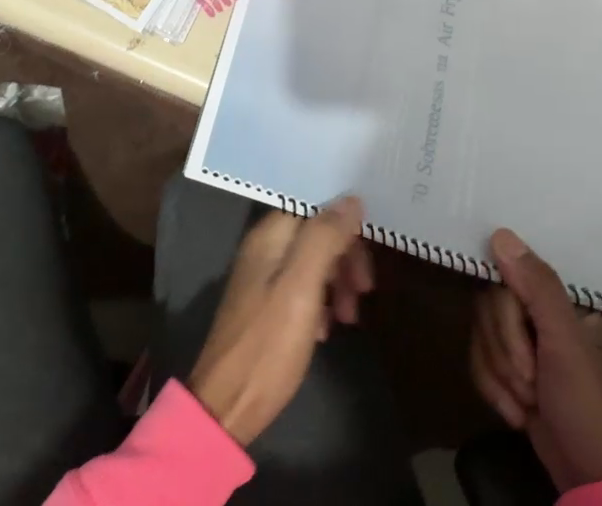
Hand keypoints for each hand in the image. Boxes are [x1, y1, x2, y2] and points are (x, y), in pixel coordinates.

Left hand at [187, 197, 372, 444]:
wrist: (230, 401)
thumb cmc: (268, 342)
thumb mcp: (301, 287)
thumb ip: (323, 239)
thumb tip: (351, 199)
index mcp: (268, 238)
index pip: (313, 206)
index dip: (344, 222)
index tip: (370, 249)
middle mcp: (263, 250)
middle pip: (315, 235)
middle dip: (345, 257)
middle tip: (365, 290)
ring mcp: (263, 279)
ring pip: (312, 264)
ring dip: (337, 284)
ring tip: (349, 318)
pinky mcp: (267, 307)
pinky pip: (303, 291)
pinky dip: (321, 304)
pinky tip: (327, 330)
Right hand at [470, 228, 601, 490]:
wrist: (597, 481)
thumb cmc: (594, 410)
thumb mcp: (569, 348)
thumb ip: (538, 289)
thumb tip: (501, 233)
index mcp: (570, 306)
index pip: (510, 282)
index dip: (506, 319)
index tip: (525, 350)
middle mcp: (548, 319)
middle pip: (490, 309)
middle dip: (504, 354)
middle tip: (532, 383)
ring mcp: (531, 347)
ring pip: (481, 336)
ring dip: (498, 376)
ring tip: (530, 403)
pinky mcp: (515, 374)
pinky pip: (480, 362)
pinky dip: (493, 390)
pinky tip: (520, 413)